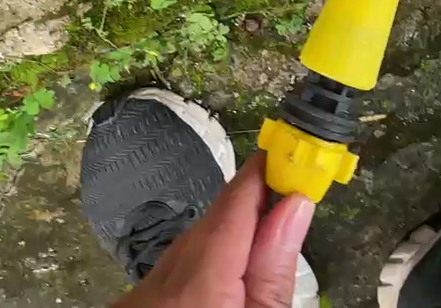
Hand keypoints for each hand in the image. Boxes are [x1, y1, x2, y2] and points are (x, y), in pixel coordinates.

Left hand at [114, 153, 314, 307]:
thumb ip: (276, 269)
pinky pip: (176, 272)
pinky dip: (206, 264)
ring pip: (194, 244)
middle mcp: (160, 282)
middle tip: (297, 192)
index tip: (299, 148)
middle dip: (257, 204)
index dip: (271, 167)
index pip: (239, 197)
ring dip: (232, 236)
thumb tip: (295, 203)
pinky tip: (229, 281)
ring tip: (270, 239)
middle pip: (216, 219)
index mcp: (199, 281)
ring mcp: (141, 298)